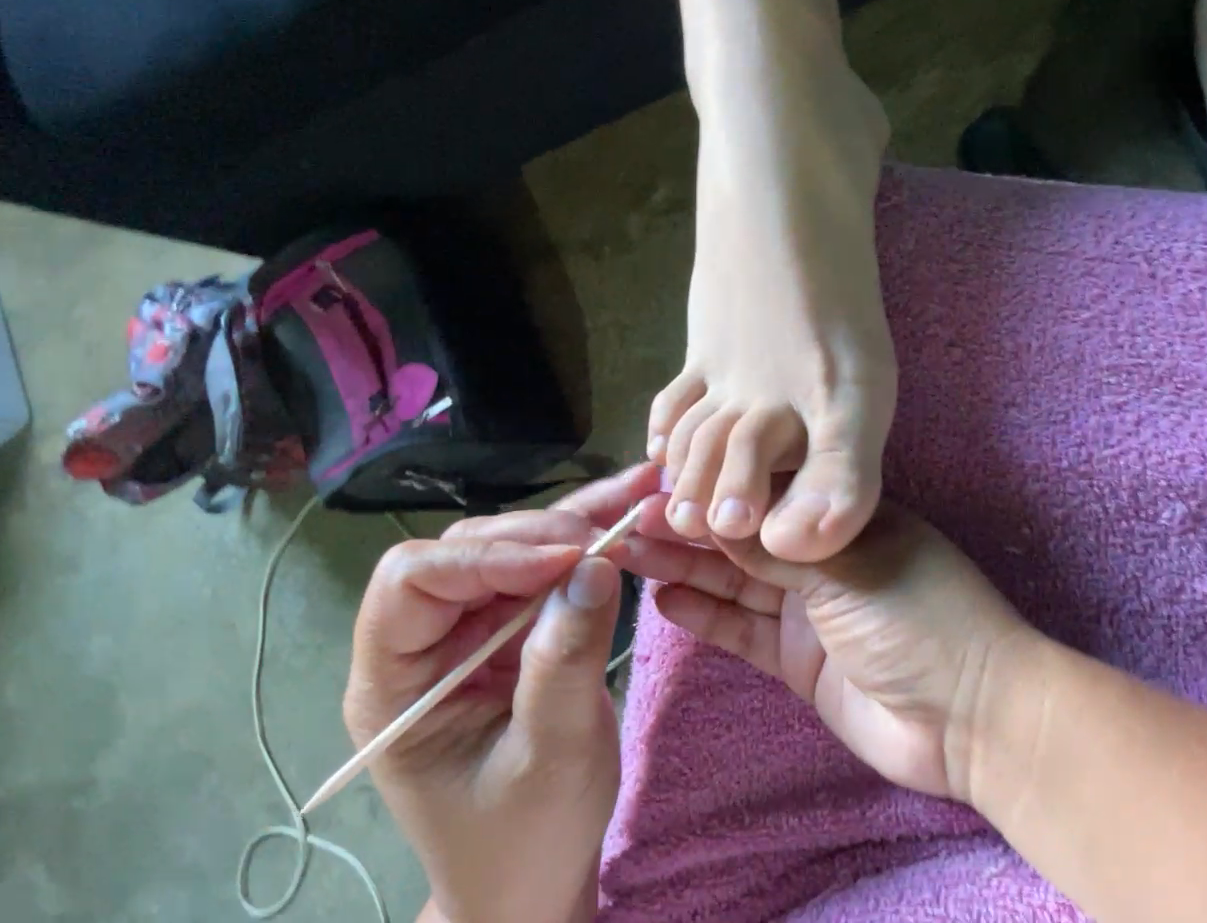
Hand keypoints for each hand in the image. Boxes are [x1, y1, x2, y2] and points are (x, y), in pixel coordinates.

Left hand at [343, 465, 657, 922]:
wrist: (534, 882)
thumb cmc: (526, 836)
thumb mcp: (552, 754)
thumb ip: (564, 661)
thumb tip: (595, 566)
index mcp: (394, 684)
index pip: (414, 583)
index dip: (489, 558)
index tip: (572, 559)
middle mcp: (426, 646)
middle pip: (467, 554)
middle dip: (541, 536)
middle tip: (617, 535)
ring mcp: (473, 637)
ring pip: (515, 551)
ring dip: (577, 523)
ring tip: (640, 497)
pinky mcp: (517, 635)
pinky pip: (551, 574)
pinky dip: (592, 543)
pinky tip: (631, 509)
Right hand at [626, 502, 1035, 801]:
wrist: (969, 716)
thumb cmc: (924, 618)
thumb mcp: (849, 568)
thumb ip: (778, 546)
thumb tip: (715, 509)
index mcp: (848, 519)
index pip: (771, 492)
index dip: (718, 485)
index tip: (660, 477)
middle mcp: (827, 558)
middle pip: (747, 538)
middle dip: (691, 526)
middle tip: (625, 517)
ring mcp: (814, 611)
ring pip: (738, 583)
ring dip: (687, 568)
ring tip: (627, 552)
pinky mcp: (802, 661)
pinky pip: (745, 632)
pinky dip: (707, 616)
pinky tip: (663, 600)